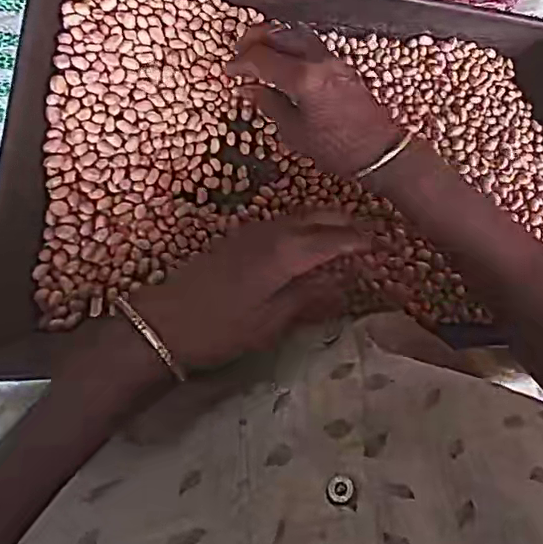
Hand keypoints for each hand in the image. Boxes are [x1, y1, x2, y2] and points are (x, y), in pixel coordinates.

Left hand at [105, 210, 369, 371]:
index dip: (360, 241)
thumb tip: (340, 285)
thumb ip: (308, 297)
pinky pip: (284, 221)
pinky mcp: (240, 236)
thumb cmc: (220, 328)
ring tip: (344, 237)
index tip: (380, 245)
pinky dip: (306, 225)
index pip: (335, 238)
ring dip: (326, 221)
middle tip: (367, 238)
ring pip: (302, 215)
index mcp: (287, 252)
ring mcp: (254, 231)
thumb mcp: (271, 321)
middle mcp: (274, 232)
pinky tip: (307, 243)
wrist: (162, 322)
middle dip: (348, 224)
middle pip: (321, 217)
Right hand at [226, 22, 402, 177]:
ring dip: (275, 38)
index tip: (230, 72)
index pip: (261, 57)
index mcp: (303, 78)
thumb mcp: (294, 132)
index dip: (241, 63)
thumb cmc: (336, 149)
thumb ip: (270, 104)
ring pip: (297, 34)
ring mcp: (334, 61)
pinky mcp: (344, 66)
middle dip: (254, 40)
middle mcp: (319, 61)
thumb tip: (249, 89)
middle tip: (240, 55)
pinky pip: (312, 45)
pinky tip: (285, 63)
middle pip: (279, 33)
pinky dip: (293, 46)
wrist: (379, 152)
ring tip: (260, 55)